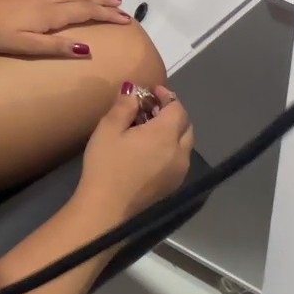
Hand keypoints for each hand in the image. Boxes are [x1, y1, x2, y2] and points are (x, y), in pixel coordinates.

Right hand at [74, 85, 194, 221]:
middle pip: (186, 126)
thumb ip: (124, 106)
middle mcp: (180, 152)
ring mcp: (180, 170)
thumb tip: (133, 89)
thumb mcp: (109, 128)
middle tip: (150, 104)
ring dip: (172, 128)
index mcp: (165, 135)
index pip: (178, 109)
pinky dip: (170, 143)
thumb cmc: (107, 162)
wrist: (111, 205)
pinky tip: (148, 145)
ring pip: (185, 142)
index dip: (168, 96)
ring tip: (147, 123)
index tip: (152, 89)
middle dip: (172, 111)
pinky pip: (179, 156)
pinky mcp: (174, 183)